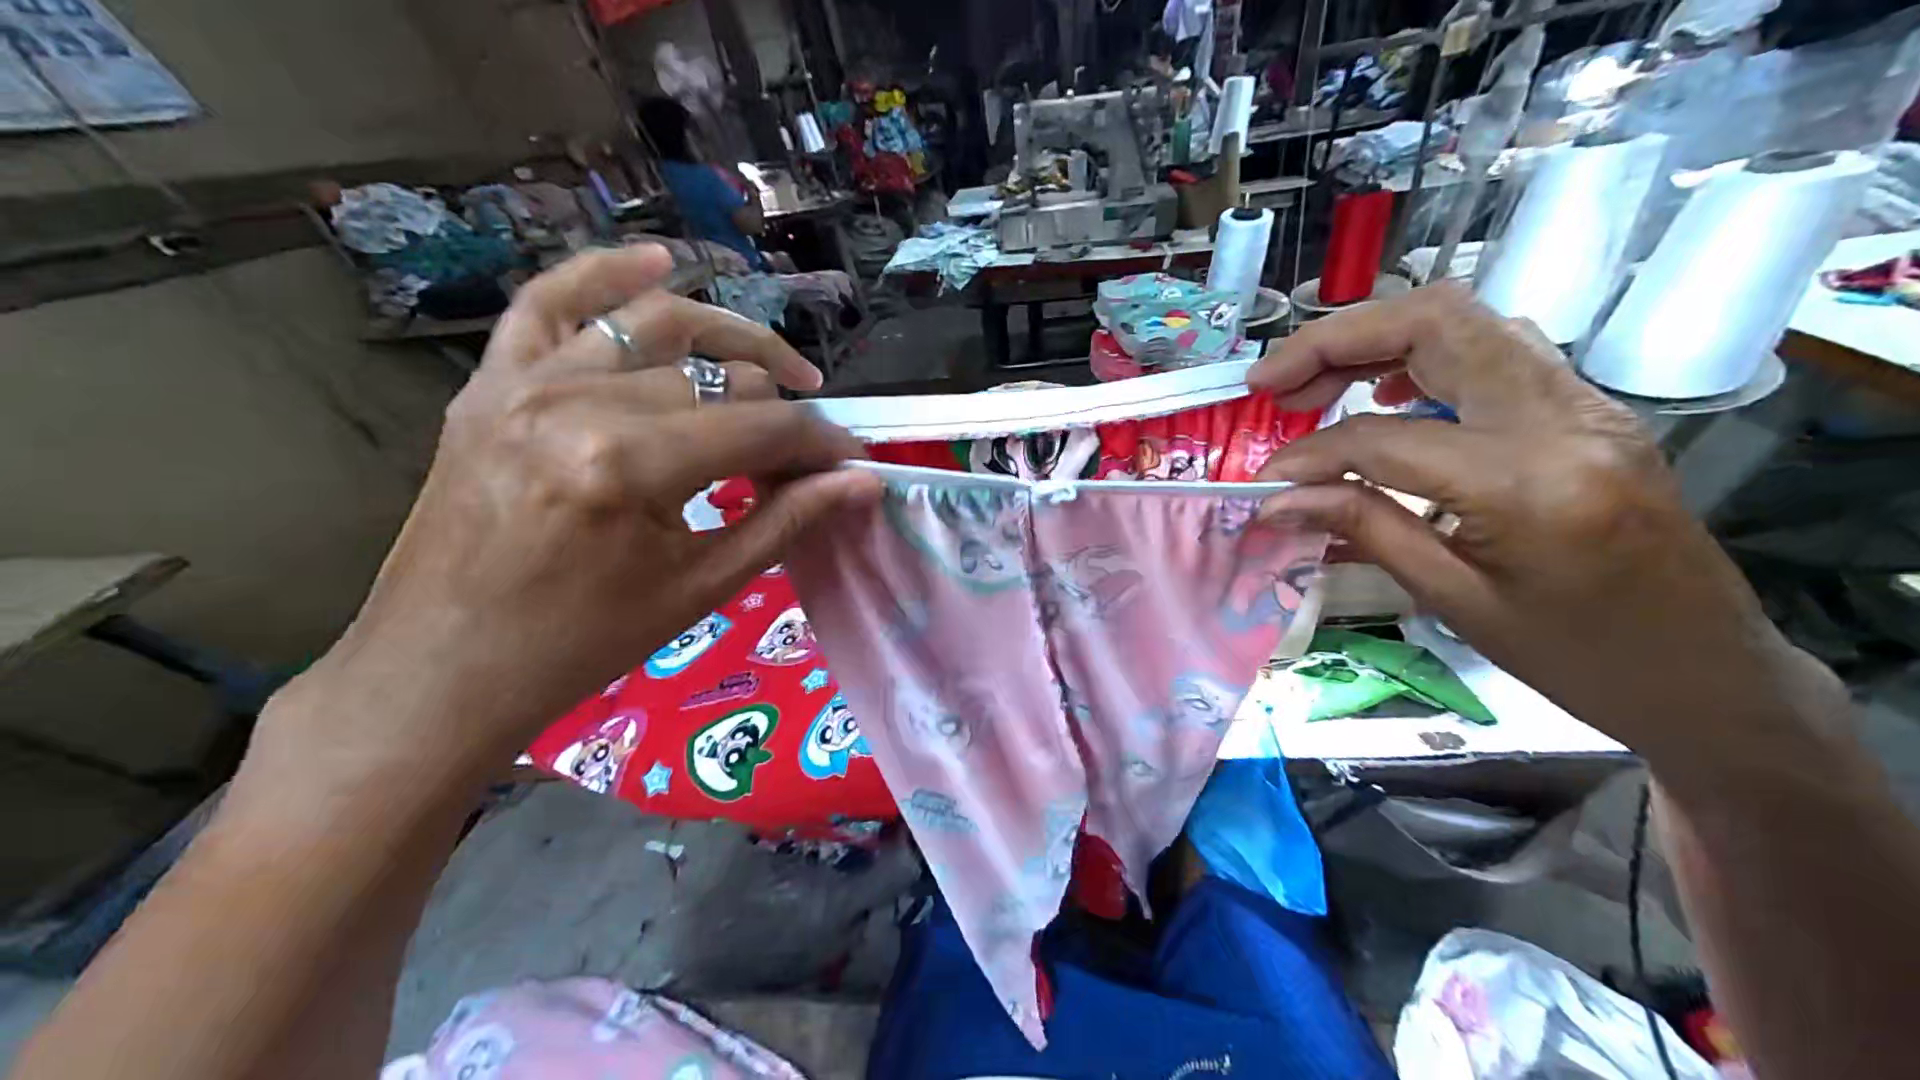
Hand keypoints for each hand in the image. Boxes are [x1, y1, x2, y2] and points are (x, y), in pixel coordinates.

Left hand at [242, 246, 878, 796]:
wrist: (445, 669)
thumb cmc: (583, 644)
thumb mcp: (700, 589)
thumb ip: (787, 522)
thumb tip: (862, 481)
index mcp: (629, 466)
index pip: (759, 428)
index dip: (817, 442)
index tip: (848, 460)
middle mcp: (577, 403)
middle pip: (714, 379)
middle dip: (776, 412)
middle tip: (801, 453)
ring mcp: (523, 383)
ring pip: (652, 326)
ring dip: (725, 339)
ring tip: (771, 367)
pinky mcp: (489, 385)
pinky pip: (548, 302)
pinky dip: (605, 274)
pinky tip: (658, 260)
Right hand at [1251, 284, 1842, 782]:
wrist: (1710, 673)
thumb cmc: (1577, 658)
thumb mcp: (1454, 602)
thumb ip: (1363, 529)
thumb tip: (1276, 498)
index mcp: (1528, 484)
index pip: (1384, 437)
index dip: (1309, 454)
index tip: (1265, 480)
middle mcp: (1564, 418)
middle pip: (1435, 322)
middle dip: (1335, 341)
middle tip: (1273, 383)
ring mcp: (1585, 404)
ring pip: (1466, 320)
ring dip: (1376, 339)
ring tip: (1315, 386)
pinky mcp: (1585, 409)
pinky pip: (1494, 350)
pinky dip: (1422, 356)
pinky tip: (1386, 395)